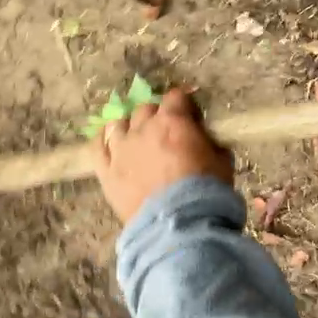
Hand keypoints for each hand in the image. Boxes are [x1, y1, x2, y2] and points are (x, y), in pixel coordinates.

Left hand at [95, 87, 234, 223]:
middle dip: (157, 113)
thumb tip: (203, 138)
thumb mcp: (220, 157)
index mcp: (174, 121)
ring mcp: (121, 149)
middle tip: (167, 128)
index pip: (176, 96)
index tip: (191, 112)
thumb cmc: (205, 186)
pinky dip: (103, 139)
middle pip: (146, 109)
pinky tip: (109, 140)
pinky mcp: (105, 171)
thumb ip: (208, 141)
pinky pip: (97, 146)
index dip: (184, 101)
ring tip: (138, 135)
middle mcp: (144, 128)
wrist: (176, 220)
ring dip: (130, 125)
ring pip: (118, 123)